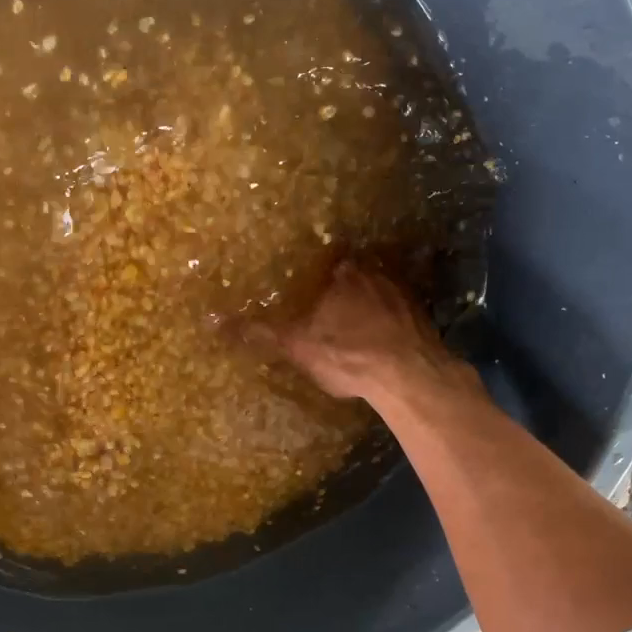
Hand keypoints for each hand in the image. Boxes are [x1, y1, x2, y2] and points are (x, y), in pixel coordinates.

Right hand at [245, 261, 471, 405]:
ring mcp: (400, 293)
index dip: (311, 268)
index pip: (321, 257)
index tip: (301, 278)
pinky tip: (380, 336)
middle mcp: (372, 273)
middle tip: (324, 299)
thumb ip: (256, 330)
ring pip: (375, 289)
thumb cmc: (345, 353)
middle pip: (350, 271)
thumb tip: (211, 318)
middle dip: (339, 282)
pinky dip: (387, 320)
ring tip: (351, 317)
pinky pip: (396, 311)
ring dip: (365, 299)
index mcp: (339, 273)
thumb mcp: (294, 344)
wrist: (408, 374)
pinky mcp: (420, 316)